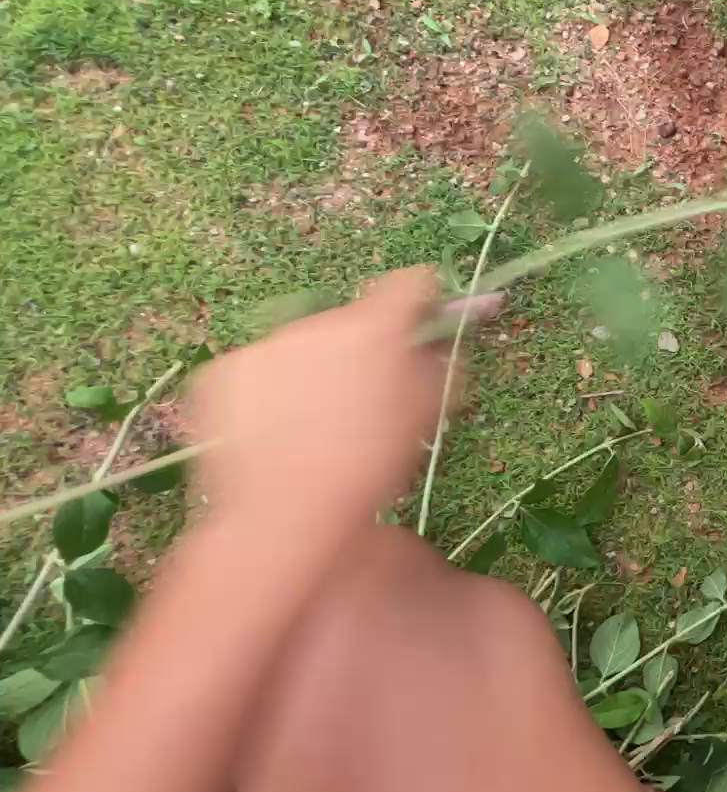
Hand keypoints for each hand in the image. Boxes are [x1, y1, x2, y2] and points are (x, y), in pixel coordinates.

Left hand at [187, 269, 468, 528]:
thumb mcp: (430, 407)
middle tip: (375, 386)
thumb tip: (440, 340)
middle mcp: (318, 324)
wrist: (290, 508)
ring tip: (324, 412)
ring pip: (307, 343)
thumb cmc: (376, 459)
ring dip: (322, 364)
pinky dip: (278, 384)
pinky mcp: (221, 372)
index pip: (412, 284)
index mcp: (376, 328)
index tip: (429, 316)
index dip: (425, 298)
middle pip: (354, 319)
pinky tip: (286, 421)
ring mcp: (264, 346)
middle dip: (368, 343)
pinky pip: (265, 366)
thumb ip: (439, 360)